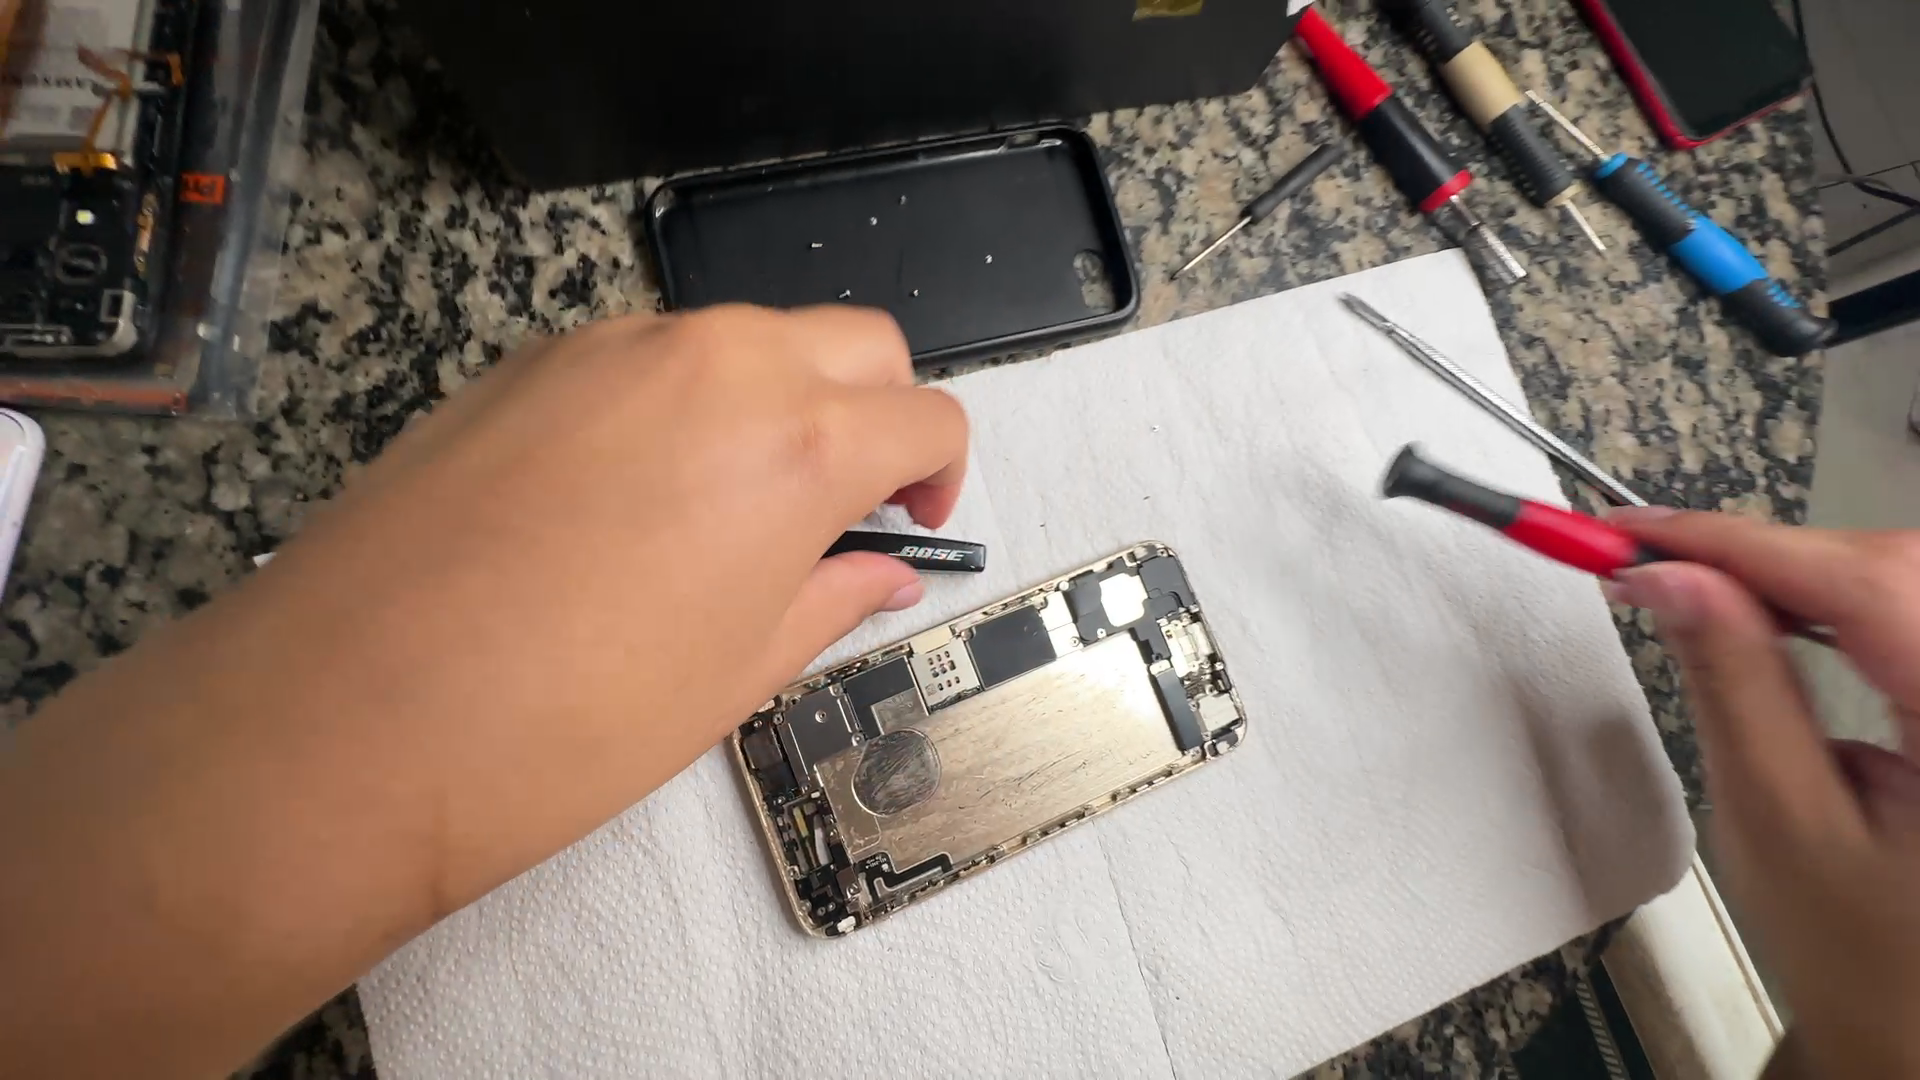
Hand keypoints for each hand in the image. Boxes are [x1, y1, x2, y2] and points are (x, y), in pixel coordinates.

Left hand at [0, 305, 966, 1076]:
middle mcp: (724, 363)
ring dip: (793, 398)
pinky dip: (702, 396)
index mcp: (799, 446)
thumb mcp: (747, 667)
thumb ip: (838, 596)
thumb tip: (886, 573)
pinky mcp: (542, 354)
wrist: (345, 725)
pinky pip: (667, 350)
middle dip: (885, 412)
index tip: (913, 522)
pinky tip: (651, 483)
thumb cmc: (582, 720)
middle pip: (863, 345)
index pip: (929, 418)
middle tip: (852, 497)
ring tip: (748, 496)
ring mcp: (624, 344)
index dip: (943, 473)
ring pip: (764, 336)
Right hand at [1607, 509, 1919, 1077]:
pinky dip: (1842, 597)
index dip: (1734, 543)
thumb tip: (1666, 582)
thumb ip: (1731, 683)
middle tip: (1652, 561)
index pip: (1866, 585)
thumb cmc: (1862, 951)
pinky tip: (1783, 611)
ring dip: (1803, 569)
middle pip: (1902, 567)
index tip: (1629, 530)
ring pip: (1913, 579)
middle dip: (1768, 552)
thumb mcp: (1777, 813)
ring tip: (1702, 585)